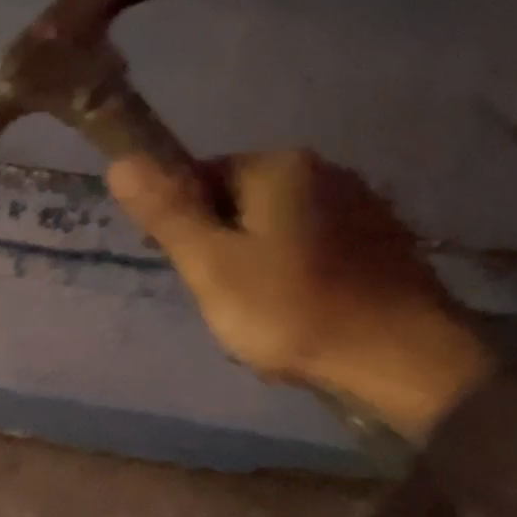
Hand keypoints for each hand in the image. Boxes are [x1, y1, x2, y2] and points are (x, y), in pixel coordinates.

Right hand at [107, 150, 492, 438]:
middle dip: (221, 244)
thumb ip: (168, 215)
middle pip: (243, 201)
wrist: (394, 353)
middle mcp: (325, 170)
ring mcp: (361, 204)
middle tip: (217, 298)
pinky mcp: (381, 240)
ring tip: (255, 311)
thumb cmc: (289, 310)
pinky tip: (295, 309)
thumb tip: (121, 162)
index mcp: (279, 168)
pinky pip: (315, 247)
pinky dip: (295, 273)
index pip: (204, 176)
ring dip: (257, 261)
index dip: (182, 222)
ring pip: (279, 226)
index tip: (184, 268)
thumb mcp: (211, 267)